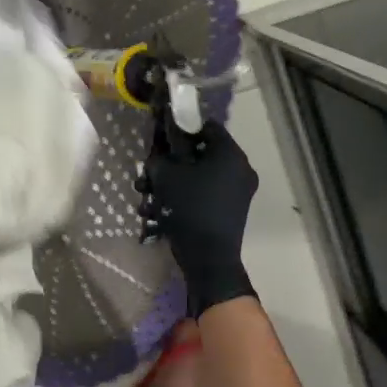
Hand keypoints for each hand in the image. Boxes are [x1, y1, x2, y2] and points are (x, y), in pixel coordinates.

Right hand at [139, 120, 258, 314]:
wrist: (209, 259)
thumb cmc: (190, 207)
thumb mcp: (166, 175)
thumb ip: (160, 155)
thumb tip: (158, 150)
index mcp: (231, 153)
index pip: (206, 126)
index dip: (181, 128)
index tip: (161, 139)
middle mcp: (240, 168)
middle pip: (200, 153)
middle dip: (171, 162)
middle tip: (150, 171)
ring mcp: (238, 192)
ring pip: (199, 176)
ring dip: (172, 183)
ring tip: (147, 196)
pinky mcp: (231, 211)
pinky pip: (205, 194)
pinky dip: (183, 198)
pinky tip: (157, 212)